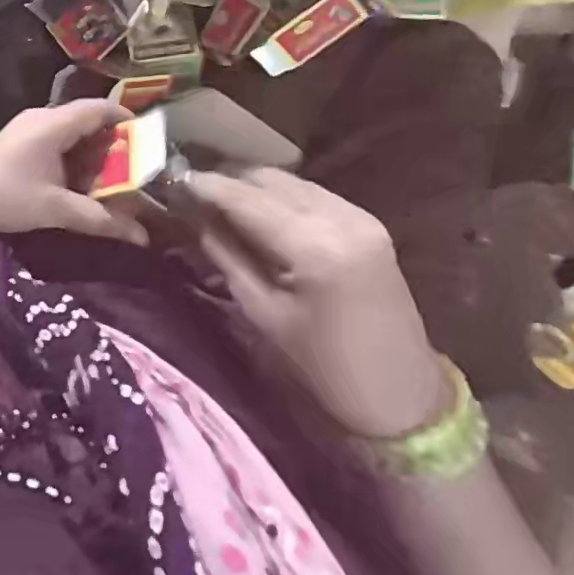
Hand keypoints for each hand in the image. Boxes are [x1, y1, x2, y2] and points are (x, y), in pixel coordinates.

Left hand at [0, 100, 149, 245]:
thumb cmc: (4, 197)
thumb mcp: (55, 209)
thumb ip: (100, 220)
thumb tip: (142, 236)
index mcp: (53, 124)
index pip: (100, 108)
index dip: (128, 121)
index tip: (148, 144)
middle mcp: (43, 118)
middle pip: (89, 121)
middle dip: (113, 146)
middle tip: (133, 173)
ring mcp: (29, 128)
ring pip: (73, 133)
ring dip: (93, 155)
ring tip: (110, 183)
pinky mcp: (20, 141)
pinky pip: (58, 141)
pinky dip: (75, 159)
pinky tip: (80, 184)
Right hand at [183, 168, 446, 437]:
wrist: (402, 395)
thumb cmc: (322, 364)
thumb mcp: (261, 311)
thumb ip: (223, 253)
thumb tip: (189, 215)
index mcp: (313, 246)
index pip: (245, 198)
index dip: (204, 185)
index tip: (171, 180)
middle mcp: (340, 217)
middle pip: (268, 178)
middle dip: (226, 181)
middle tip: (189, 194)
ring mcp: (359, 216)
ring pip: (289, 181)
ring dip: (251, 186)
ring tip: (217, 202)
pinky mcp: (368, 222)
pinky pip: (310, 193)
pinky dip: (278, 196)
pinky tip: (257, 212)